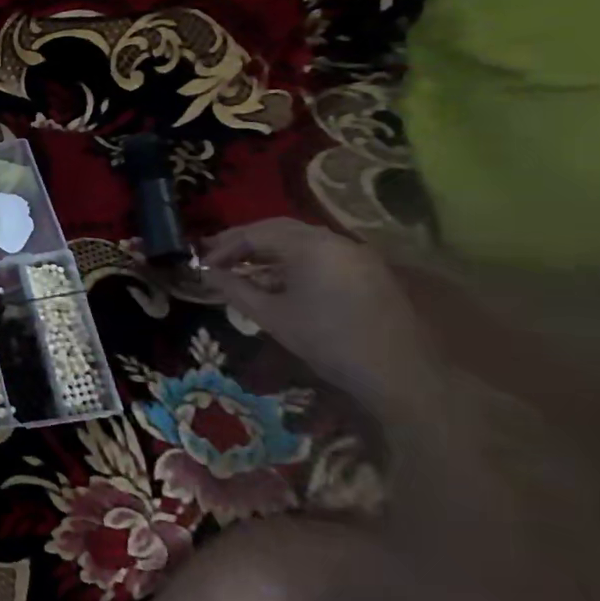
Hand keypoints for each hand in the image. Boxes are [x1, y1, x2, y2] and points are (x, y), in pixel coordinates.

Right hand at [199, 219, 434, 404]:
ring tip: (240, 266)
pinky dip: (290, 259)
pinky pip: (319, 253)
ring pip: (300, 239)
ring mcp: (354, 254)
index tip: (203, 266)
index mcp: (310, 246)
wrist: (396, 371)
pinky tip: (274, 278)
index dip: (225, 248)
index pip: (256, 234)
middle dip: (244, 241)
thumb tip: (208, 274)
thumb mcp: (270, 315)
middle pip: (278, 228)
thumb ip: (235, 289)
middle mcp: (334, 240)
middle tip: (216, 256)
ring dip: (267, 249)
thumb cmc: (325, 340)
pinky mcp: (365, 270)